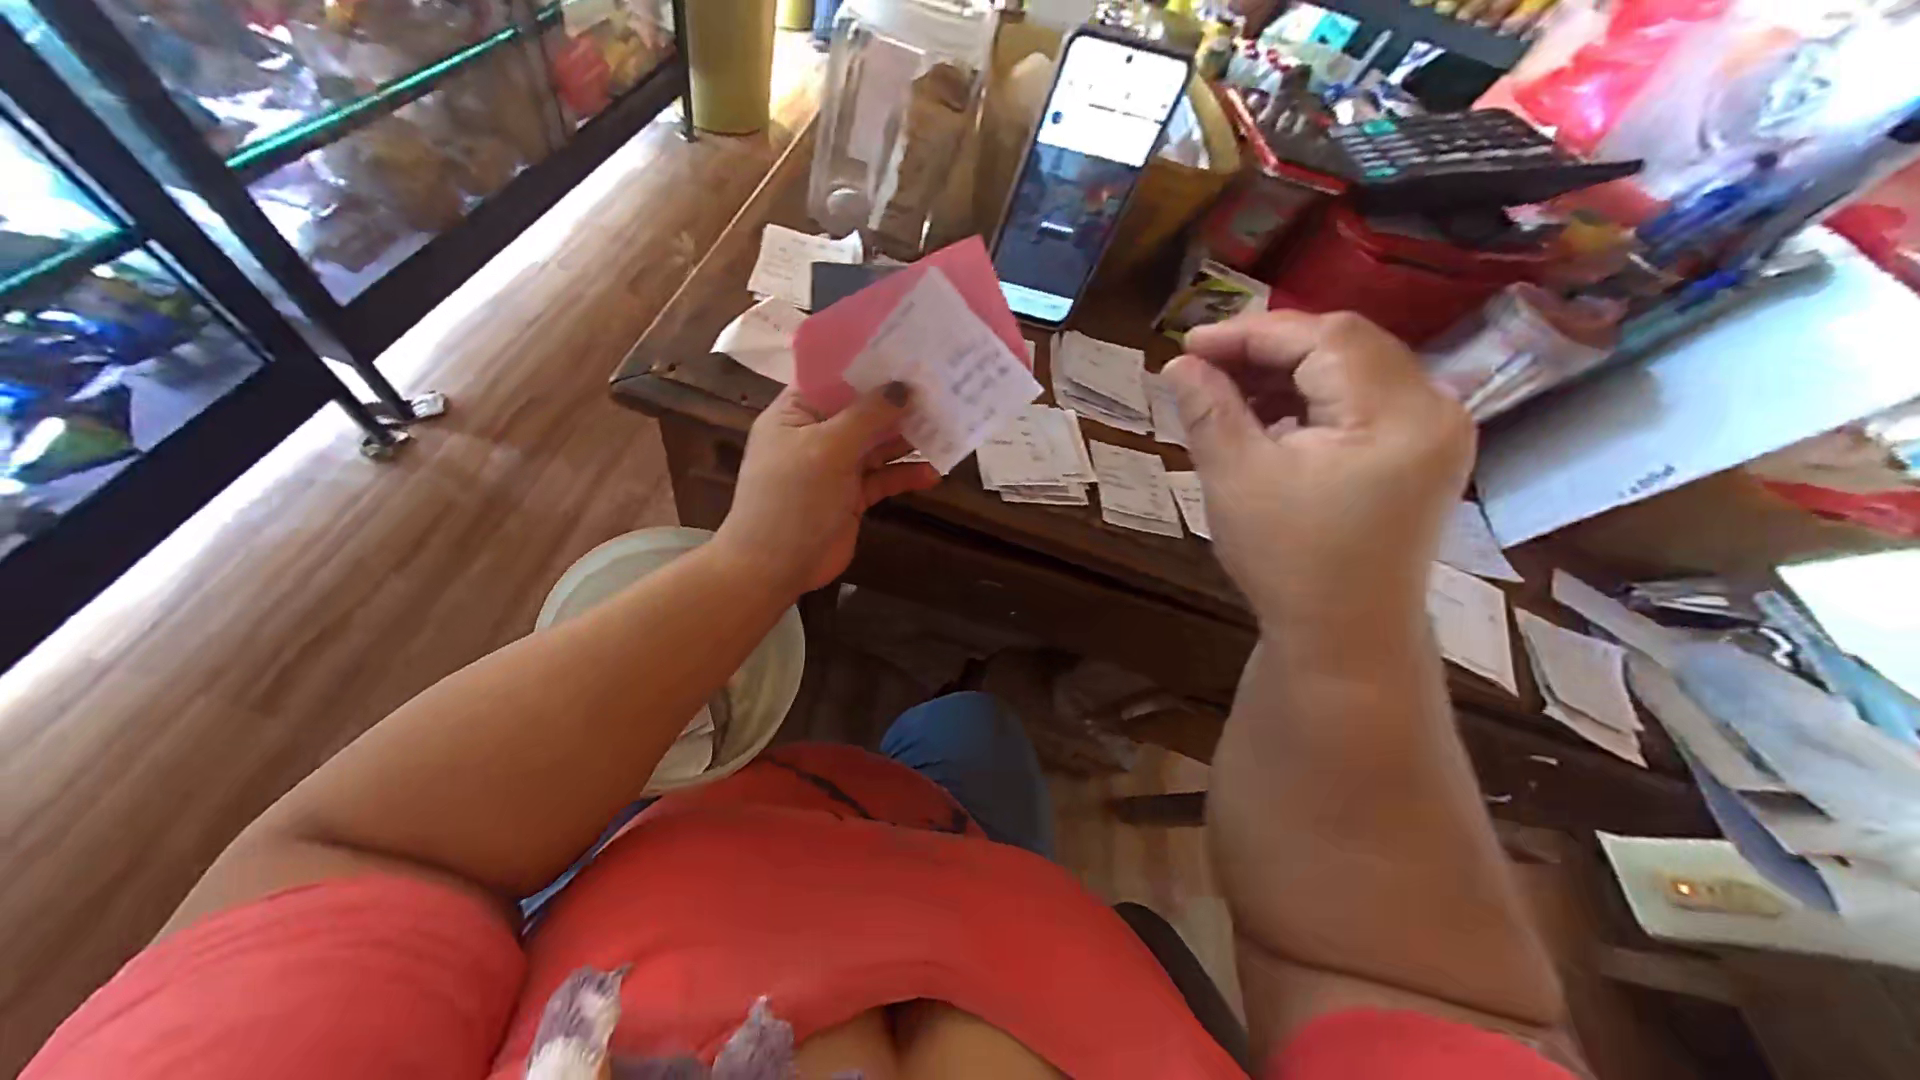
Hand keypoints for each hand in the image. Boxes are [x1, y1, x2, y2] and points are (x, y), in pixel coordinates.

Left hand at [714, 383, 940, 595]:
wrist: (774, 568)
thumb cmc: (792, 499)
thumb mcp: (827, 449)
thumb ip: (866, 416)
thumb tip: (903, 386)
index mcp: (796, 412)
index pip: (832, 376)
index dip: (867, 362)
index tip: (907, 349)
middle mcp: (816, 434)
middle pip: (861, 409)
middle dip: (897, 400)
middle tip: (940, 384)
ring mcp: (835, 466)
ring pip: (877, 443)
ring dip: (907, 437)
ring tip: (946, 423)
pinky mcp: (852, 496)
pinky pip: (884, 478)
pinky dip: (906, 474)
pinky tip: (933, 473)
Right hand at [1163, 311, 1472, 628]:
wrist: (1343, 636)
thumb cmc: (1288, 561)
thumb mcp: (1236, 478)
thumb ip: (1209, 409)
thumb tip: (1179, 363)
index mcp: (1398, 414)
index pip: (1324, 337)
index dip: (1251, 333)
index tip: (1190, 345)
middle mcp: (1435, 409)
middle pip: (1346, 345)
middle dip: (1269, 349)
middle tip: (1205, 365)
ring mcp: (1436, 432)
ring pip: (1354, 370)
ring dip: (1289, 372)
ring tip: (1229, 392)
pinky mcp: (1422, 454)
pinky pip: (1364, 401)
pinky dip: (1314, 399)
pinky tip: (1270, 418)